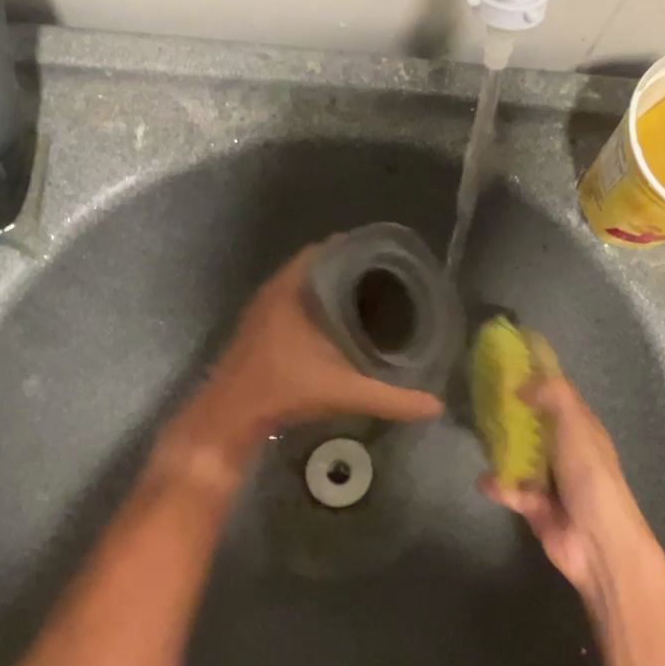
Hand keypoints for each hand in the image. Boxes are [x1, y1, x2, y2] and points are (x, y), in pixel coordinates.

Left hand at [201, 245, 444, 439]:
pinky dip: (317, 302)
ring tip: (370, 296)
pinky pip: (294, 298)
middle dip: (353, 268)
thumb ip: (392, 398)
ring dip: (333, 286)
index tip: (390, 258)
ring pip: (305, 282)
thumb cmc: (285, 392)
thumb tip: (435, 406)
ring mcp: (264, 307)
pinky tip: (338, 322)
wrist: (229, 417)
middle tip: (389, 279)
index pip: (330, 248)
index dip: (360, 249)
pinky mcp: (259, 325)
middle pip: (320, 263)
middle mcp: (277, 289)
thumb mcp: (344, 392)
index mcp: (295, 288)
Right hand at [480, 366, 654, 604]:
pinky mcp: (535, 507)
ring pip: (520, 458)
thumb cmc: (590, 476)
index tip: (507, 365)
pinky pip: (511, 490)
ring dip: (501, 452)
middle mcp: (566, 451)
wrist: (597, 540)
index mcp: (582, 429)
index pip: (558, 397)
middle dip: (512, 416)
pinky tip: (486, 480)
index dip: (537, 380)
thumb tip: (523, 384)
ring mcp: (551, 480)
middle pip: (535, 427)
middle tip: (481, 401)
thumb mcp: (576, 425)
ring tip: (478, 438)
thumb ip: (553, 396)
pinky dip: (499, 485)